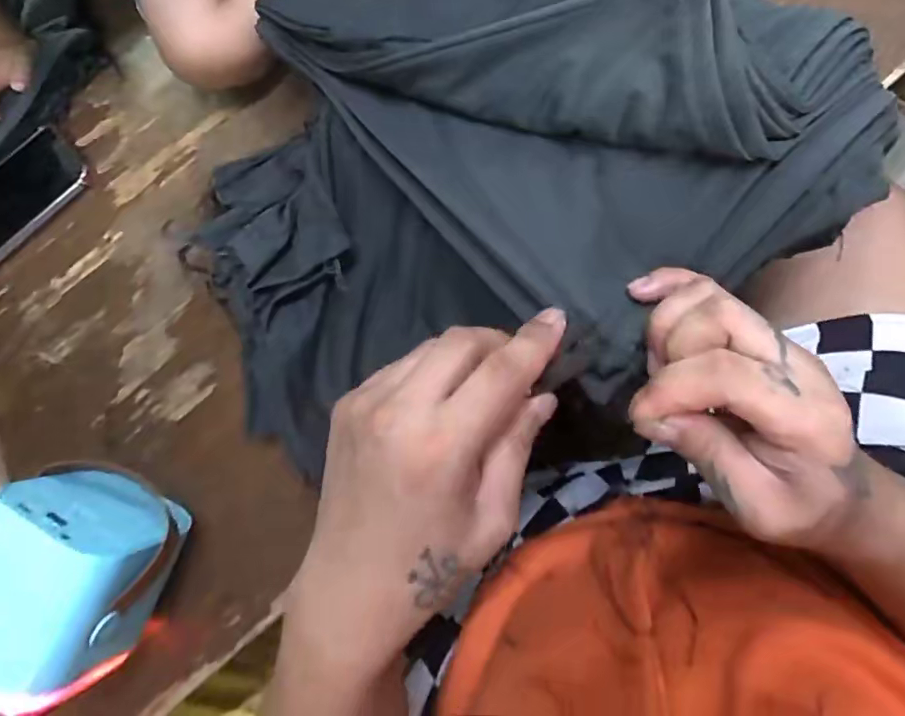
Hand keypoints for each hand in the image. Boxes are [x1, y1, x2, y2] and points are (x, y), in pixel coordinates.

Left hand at [285, 311, 565, 674]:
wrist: (347, 586)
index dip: (533, 341)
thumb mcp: (493, 518)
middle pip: (460, 341)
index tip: (557, 318)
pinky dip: (430, 370)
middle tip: (519, 363)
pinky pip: (401, 365)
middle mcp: (398, 408)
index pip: (499, 372)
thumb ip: (516, 446)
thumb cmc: (432, 567)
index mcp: (440, 445)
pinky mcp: (347, 400)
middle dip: (498, 341)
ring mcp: (365, 399)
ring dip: (464, 353)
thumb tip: (541, 394)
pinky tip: (438, 400)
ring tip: (481, 382)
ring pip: (429, 346)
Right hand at [626, 268, 869, 550]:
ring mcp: (779, 340)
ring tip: (656, 363)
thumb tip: (653, 415)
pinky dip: (672, 285)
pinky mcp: (759, 330)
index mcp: (804, 414)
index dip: (671, 388)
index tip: (642, 417)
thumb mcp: (760, 507)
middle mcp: (796, 363)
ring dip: (666, 323)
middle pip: (717, 318)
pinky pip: (711, 289)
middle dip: (668, 351)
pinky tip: (640, 291)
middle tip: (657, 392)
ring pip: (710, 297)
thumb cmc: (801, 506)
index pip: (726, 373)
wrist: (841, 493)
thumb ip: (709, 454)